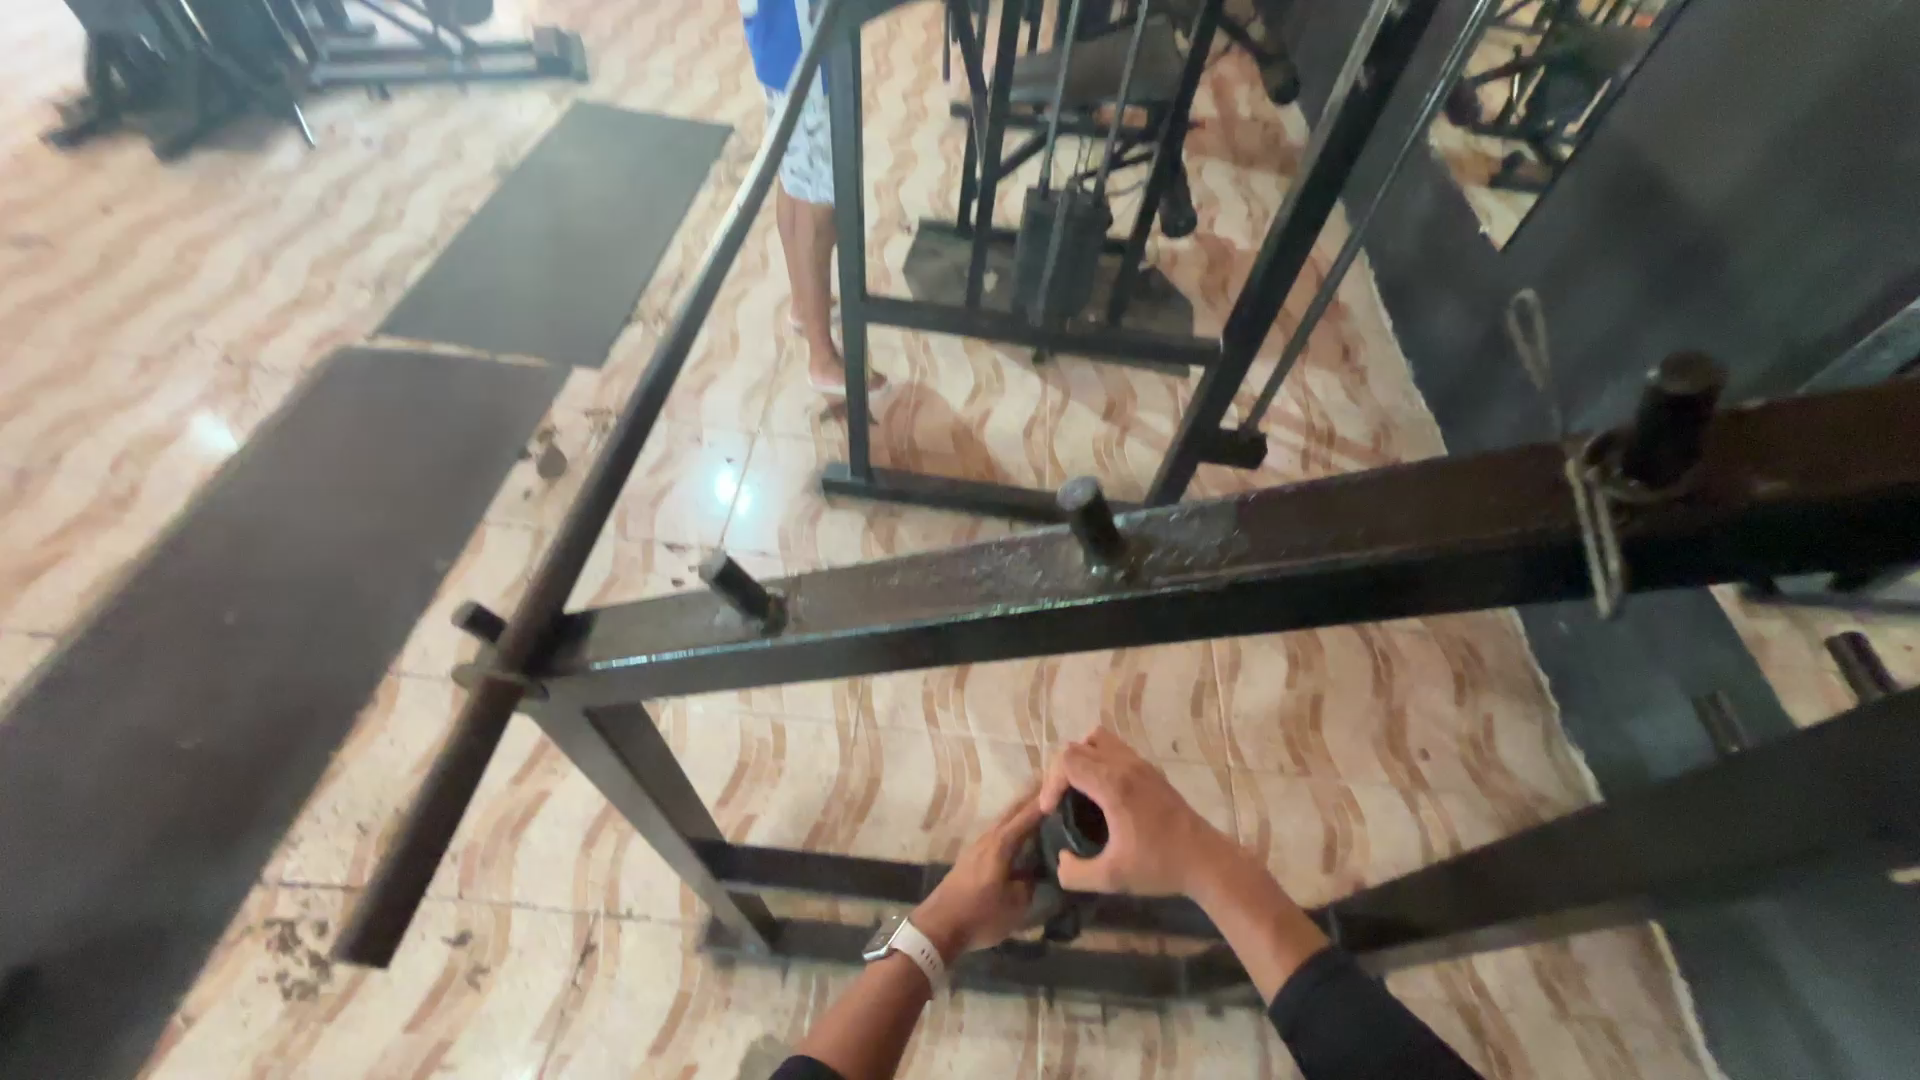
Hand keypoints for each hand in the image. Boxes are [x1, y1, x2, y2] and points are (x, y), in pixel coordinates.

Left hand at [911, 788, 1045, 960]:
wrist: (939, 926)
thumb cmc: (980, 914)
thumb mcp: (1015, 905)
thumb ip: (1031, 884)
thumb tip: (1042, 871)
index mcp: (1002, 843)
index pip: (1028, 814)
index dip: (1045, 799)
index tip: (1064, 783)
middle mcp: (990, 837)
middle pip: (1014, 810)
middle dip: (1033, 797)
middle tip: (1056, 786)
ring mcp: (979, 845)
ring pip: (1005, 820)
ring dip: (1022, 811)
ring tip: (1043, 807)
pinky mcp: (974, 856)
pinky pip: (999, 832)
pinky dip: (1013, 825)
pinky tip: (1022, 833)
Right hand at [1038, 728, 1229, 896]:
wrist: (1206, 861)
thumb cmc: (1160, 867)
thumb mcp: (1112, 879)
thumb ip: (1075, 874)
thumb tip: (1061, 861)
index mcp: (1113, 785)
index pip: (1067, 761)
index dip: (1051, 783)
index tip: (1051, 811)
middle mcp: (1125, 765)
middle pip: (1077, 746)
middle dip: (1060, 772)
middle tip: (1060, 802)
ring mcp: (1140, 764)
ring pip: (1097, 739)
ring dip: (1080, 759)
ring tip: (1079, 790)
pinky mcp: (1150, 770)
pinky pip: (1114, 748)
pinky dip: (1099, 760)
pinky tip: (1103, 792)